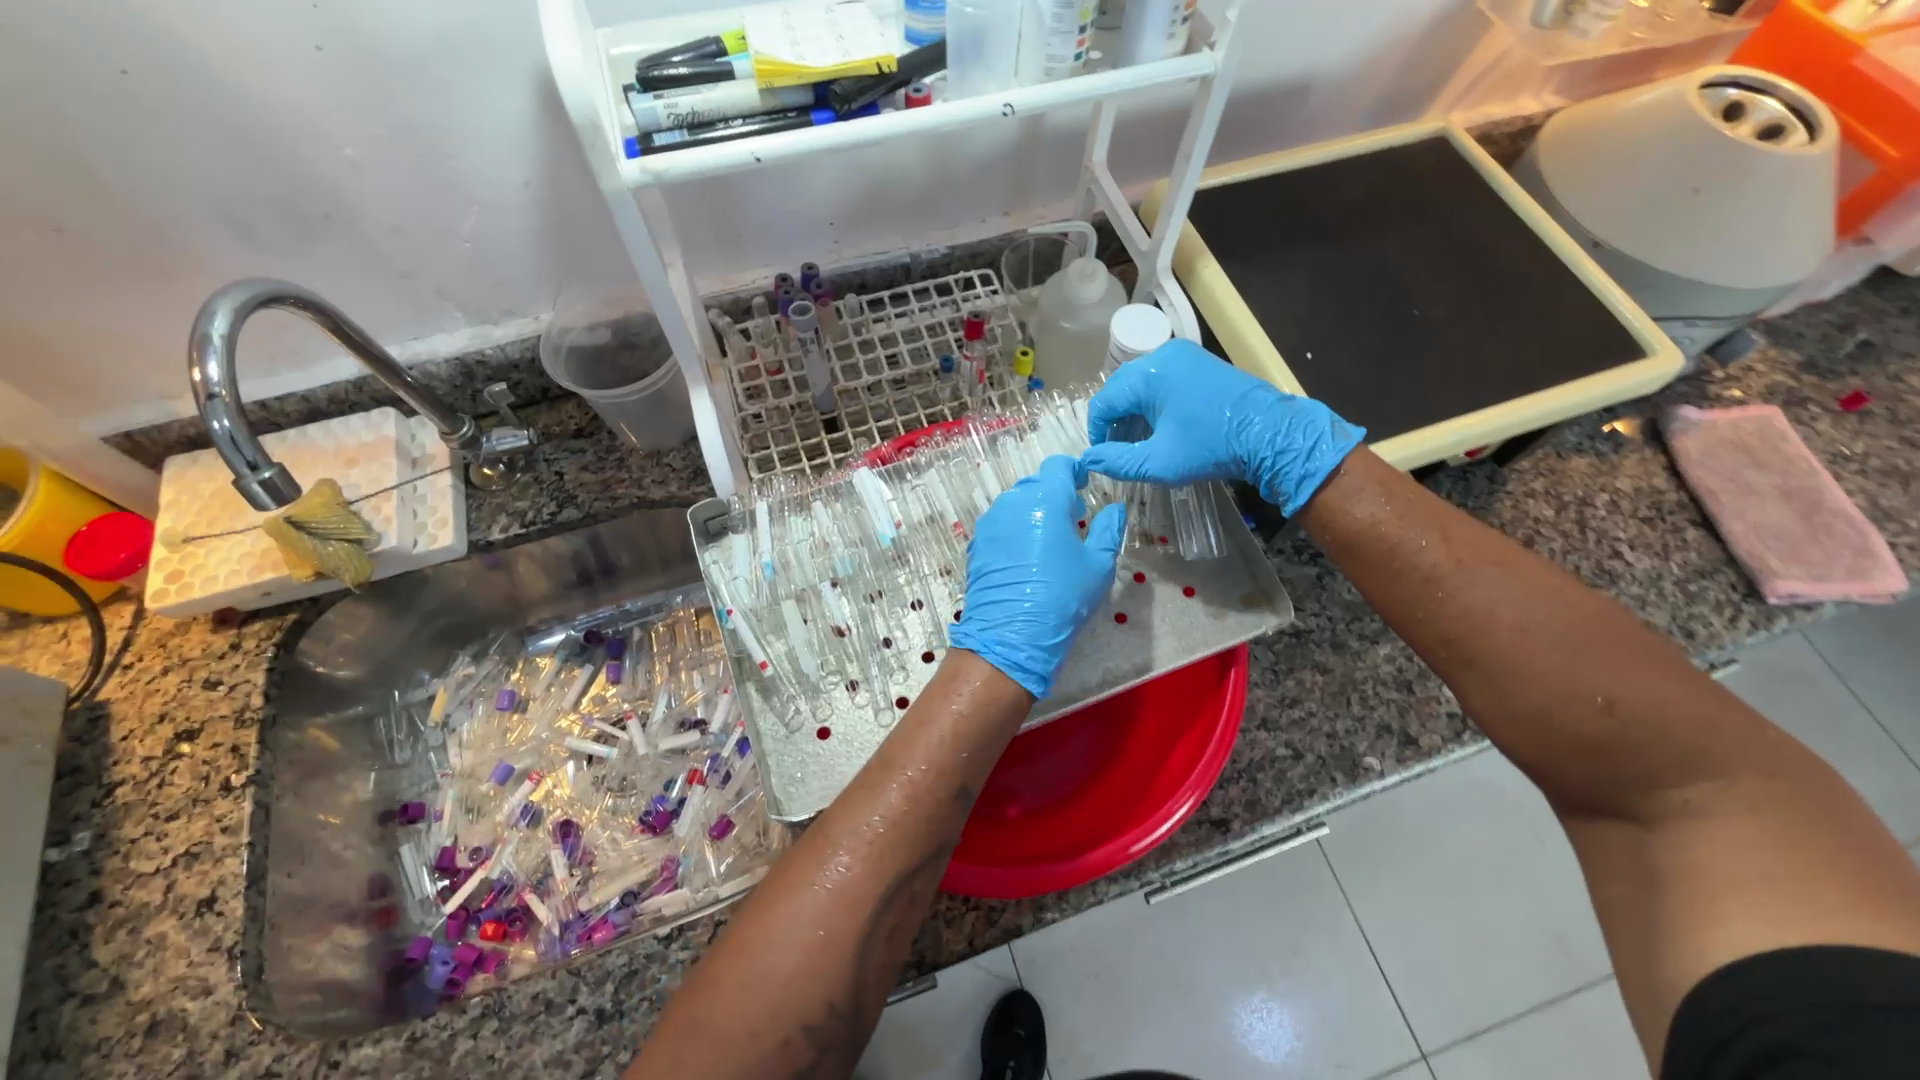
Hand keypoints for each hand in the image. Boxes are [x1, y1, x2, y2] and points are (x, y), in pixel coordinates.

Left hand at [948, 455, 1125, 699]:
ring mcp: (990, 524)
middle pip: (1035, 484)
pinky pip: (999, 526)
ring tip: (1050, 537)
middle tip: (1072, 515)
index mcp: (1045, 500)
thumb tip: (1116, 509)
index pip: (1057, 466)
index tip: (1084, 483)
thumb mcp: (1098, 565)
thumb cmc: (1063, 596)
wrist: (1010, 635)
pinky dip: (1015, 531)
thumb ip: (1109, 530)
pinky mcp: (977, 546)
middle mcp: (1013, 503)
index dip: (1073, 470)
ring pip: (1014, 505)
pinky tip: (1026, 556)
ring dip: (1033, 512)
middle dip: (1054, 493)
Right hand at [1081, 338, 1365, 516]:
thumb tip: (1088, 461)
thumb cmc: (1213, 448)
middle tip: (1119, 451)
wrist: (1273, 434)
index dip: (1097, 432)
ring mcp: (1184, 356)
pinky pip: (1162, 380)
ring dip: (1134, 412)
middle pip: (1121, 388)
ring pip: (1141, 383)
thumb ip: (1118, 461)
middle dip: (1115, 421)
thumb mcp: (1159, 462)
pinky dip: (1154, 403)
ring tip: (1140, 443)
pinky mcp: (1200, 363)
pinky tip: (1162, 427)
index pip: (1104, 401)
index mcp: (1149, 375)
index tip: (1103, 457)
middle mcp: (1163, 355)